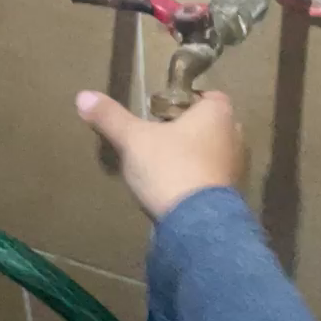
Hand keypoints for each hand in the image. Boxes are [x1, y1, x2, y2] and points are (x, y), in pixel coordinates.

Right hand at [75, 90, 244, 218]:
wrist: (196, 224)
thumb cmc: (169, 168)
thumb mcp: (133, 139)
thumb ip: (110, 117)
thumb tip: (83, 96)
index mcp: (219, 113)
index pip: (208, 96)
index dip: (186, 102)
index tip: (163, 113)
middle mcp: (235, 135)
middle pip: (210, 125)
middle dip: (188, 131)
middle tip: (159, 140)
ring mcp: (238, 167)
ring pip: (213, 153)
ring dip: (194, 158)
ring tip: (164, 167)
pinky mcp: (233, 195)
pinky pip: (213, 180)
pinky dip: (198, 181)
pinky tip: (176, 191)